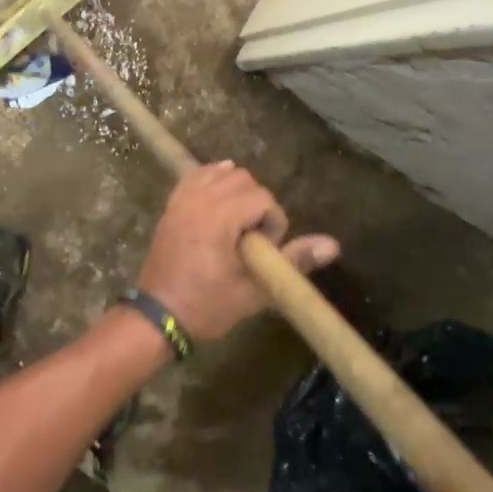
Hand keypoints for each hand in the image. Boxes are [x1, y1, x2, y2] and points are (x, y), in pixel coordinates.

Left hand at [136, 161, 339, 341]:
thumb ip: (294, 261)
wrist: (158, 318)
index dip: (272, 222)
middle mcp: (199, 200)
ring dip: (236, 192)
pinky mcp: (170, 208)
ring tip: (237, 224)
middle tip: (253, 239)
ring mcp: (181, 201)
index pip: (262, 197)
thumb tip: (334, 245)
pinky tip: (219, 203)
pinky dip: (211, 181)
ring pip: (220, 173)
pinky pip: (195, 177)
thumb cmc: (207, 307)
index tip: (265, 251)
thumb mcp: (255, 290)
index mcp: (219, 217)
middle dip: (256, 205)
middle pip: (243, 179)